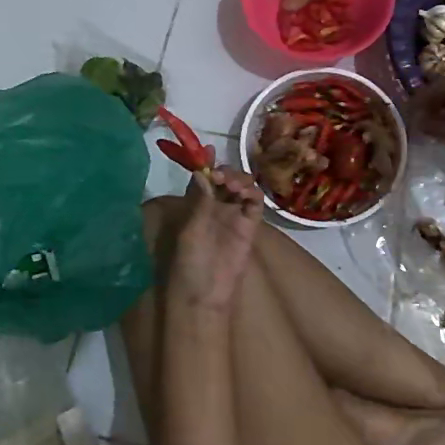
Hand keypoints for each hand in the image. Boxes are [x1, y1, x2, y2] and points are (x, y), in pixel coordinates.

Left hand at [167, 168, 262, 311]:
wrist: (206, 294)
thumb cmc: (189, 264)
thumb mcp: (190, 231)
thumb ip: (199, 202)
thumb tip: (201, 172)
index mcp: (194, 207)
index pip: (201, 178)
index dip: (205, 163)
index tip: (208, 149)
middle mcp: (214, 208)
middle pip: (224, 179)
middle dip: (225, 172)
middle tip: (222, 177)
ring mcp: (233, 216)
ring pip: (241, 187)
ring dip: (240, 180)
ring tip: (234, 186)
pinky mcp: (250, 226)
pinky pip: (255, 204)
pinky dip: (253, 194)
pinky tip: (247, 194)